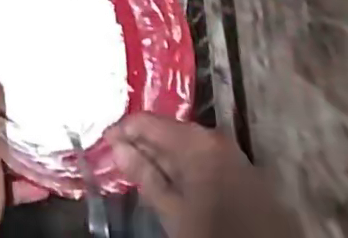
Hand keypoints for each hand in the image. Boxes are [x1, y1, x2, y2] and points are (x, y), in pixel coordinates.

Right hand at [108, 115, 291, 237]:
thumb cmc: (216, 236)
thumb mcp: (174, 213)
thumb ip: (144, 175)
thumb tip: (117, 146)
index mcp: (194, 141)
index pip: (146, 121)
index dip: (122, 130)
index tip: (104, 143)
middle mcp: (213, 136)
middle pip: (166, 129)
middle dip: (142, 142)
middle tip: (119, 157)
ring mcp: (231, 152)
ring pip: (185, 143)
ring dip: (163, 154)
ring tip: (142, 170)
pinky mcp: (243, 170)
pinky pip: (203, 156)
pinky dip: (184, 164)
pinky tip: (173, 180)